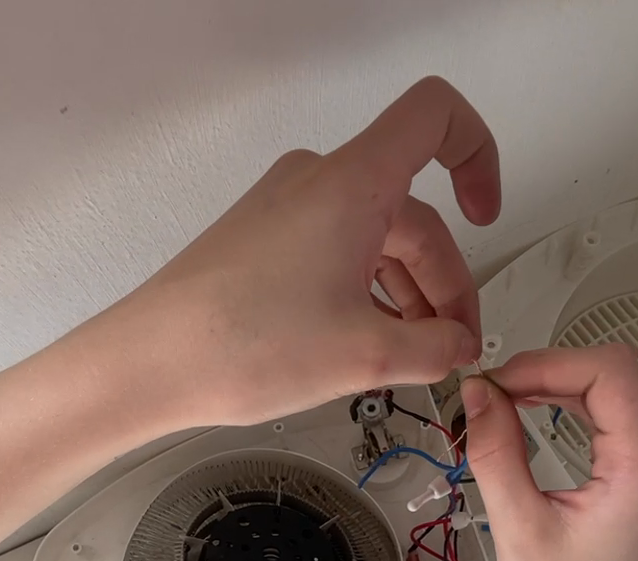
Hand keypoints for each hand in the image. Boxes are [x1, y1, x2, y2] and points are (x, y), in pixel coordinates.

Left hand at [94, 77, 500, 428]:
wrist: (151, 364)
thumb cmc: (243, 345)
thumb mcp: (365, 355)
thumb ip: (434, 348)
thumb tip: (457, 346)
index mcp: (353, 186)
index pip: (436, 118)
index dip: (478, 155)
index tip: (487, 213)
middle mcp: (317, 184)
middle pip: (411, 213)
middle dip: (442, 282)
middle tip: (449, 346)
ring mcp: (285, 213)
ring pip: (372, 241)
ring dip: (404, 295)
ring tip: (411, 357)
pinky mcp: (262, 244)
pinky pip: (333, 256)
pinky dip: (363, 294)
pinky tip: (366, 345)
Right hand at [459, 346, 637, 560]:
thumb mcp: (518, 526)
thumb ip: (495, 451)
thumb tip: (476, 391)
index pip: (608, 373)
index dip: (546, 364)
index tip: (495, 386)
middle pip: (614, 374)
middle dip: (547, 373)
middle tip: (491, 397)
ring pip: (617, 386)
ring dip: (558, 386)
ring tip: (505, 404)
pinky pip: (621, 410)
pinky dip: (575, 404)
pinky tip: (538, 412)